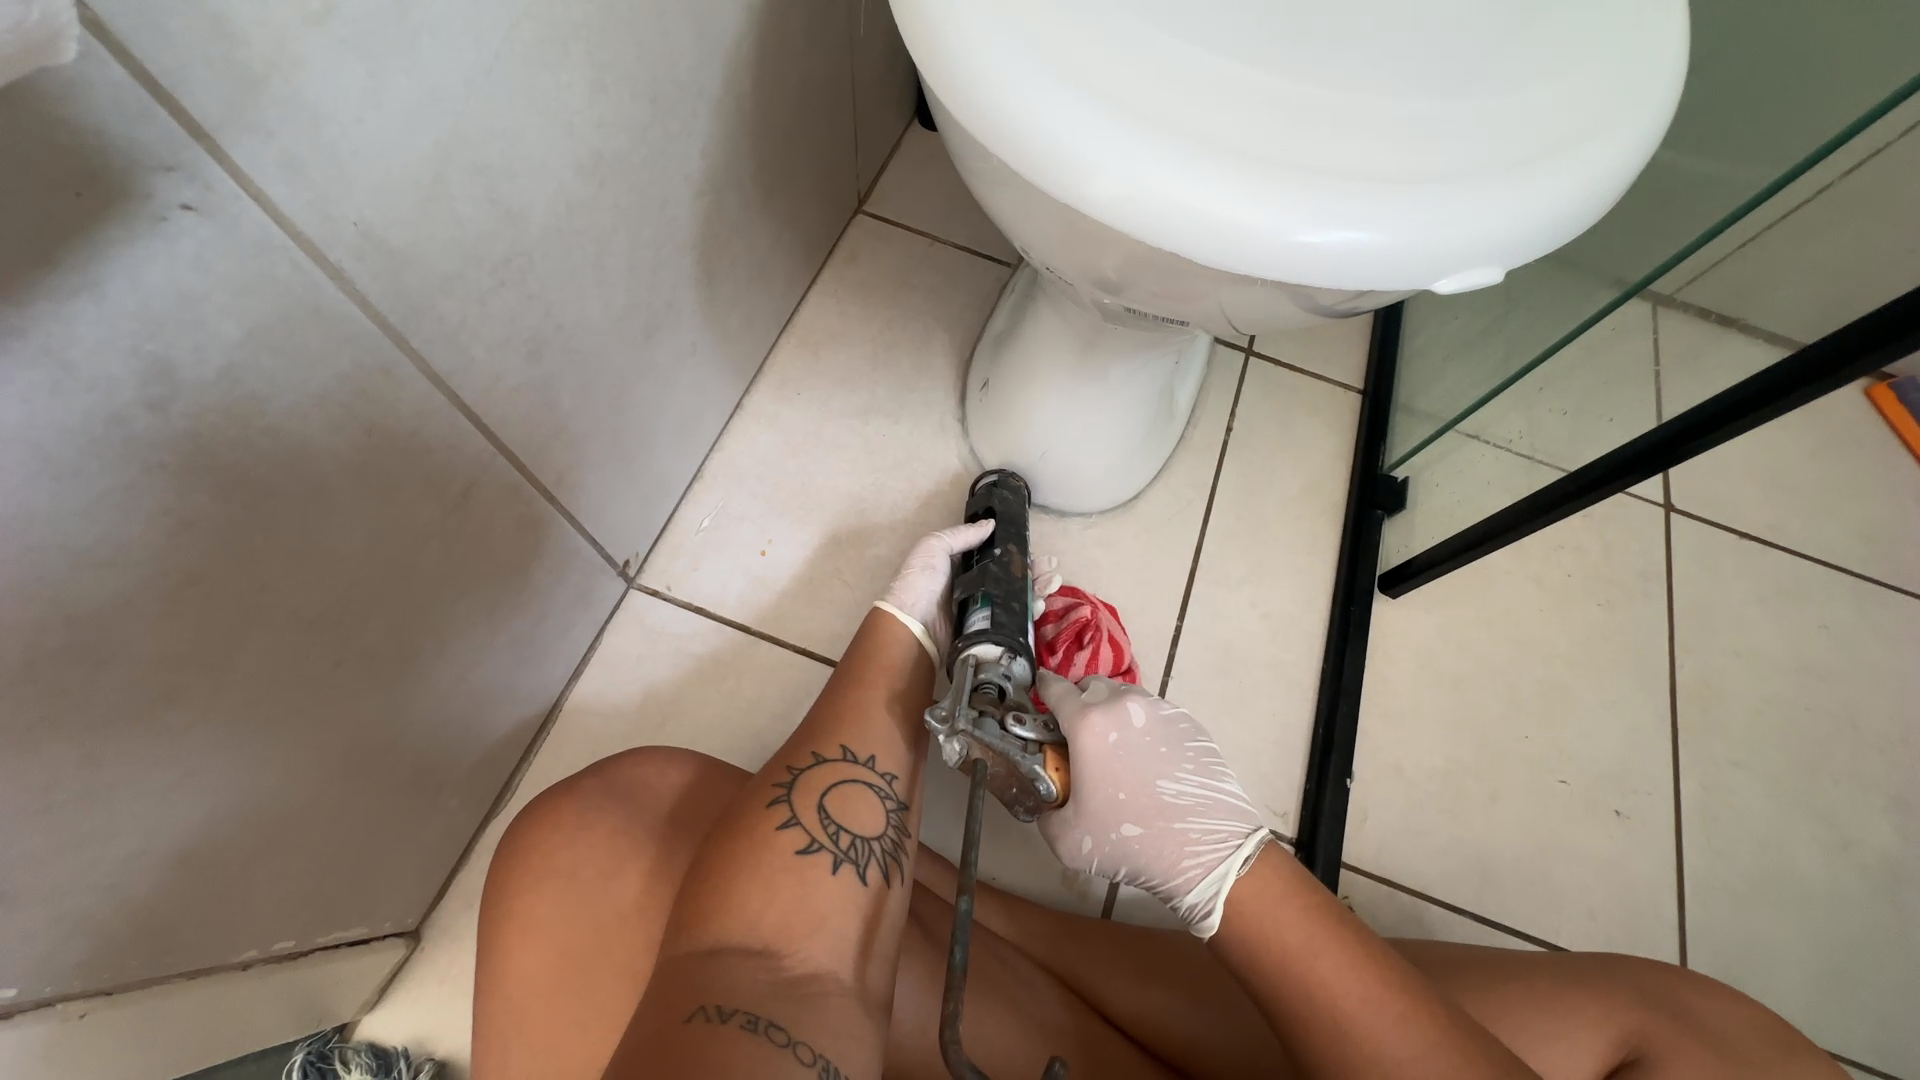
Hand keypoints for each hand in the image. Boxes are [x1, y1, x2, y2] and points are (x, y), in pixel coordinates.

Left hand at [872, 522, 1062, 667]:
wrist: (911, 626)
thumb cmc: (920, 582)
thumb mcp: (934, 547)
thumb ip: (962, 536)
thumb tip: (991, 524)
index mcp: (961, 568)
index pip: (996, 559)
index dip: (1017, 556)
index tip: (1036, 553)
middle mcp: (973, 589)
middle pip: (1011, 580)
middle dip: (1034, 574)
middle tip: (1052, 570)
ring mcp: (981, 612)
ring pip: (1016, 600)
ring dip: (1037, 591)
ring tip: (1052, 584)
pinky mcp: (986, 632)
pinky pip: (1012, 622)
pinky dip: (1029, 613)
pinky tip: (1040, 604)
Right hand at [1035, 671, 1269, 937]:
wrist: (1207, 852)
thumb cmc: (1129, 842)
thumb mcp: (1065, 839)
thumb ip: (1046, 810)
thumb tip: (1049, 801)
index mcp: (1088, 723)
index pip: (1055, 689)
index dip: (1043, 689)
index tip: (1040, 693)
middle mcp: (1124, 705)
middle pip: (1092, 686)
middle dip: (1079, 702)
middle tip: (1078, 733)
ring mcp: (1162, 711)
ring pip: (1126, 697)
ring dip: (1112, 712)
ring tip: (1116, 748)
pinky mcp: (1191, 724)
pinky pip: (1156, 714)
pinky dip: (1143, 727)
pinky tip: (1149, 761)